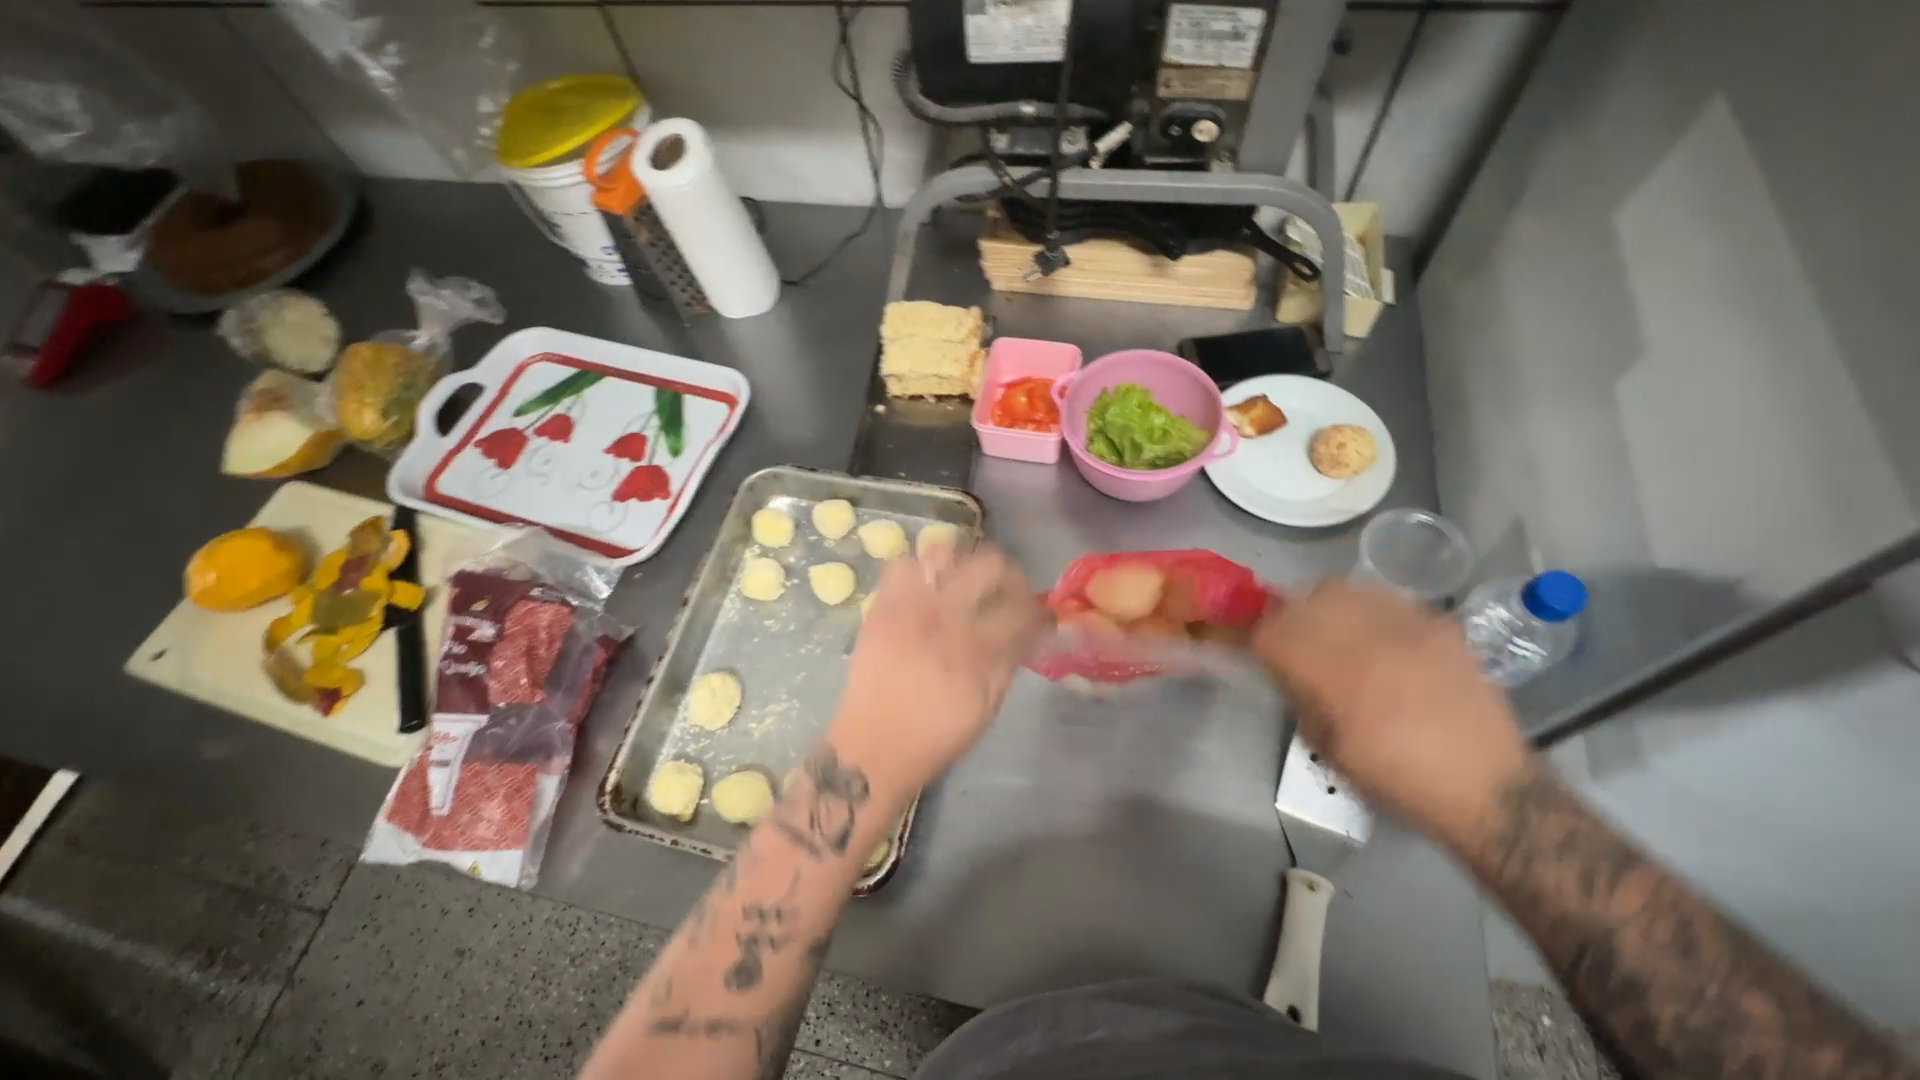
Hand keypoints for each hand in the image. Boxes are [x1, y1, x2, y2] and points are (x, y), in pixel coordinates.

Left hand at [831, 543, 1046, 798]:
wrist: (872, 747)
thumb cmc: (935, 737)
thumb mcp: (987, 708)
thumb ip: (1010, 662)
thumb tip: (1030, 631)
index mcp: (975, 649)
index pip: (1021, 609)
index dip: (1040, 611)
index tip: (1041, 616)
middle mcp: (943, 618)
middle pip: (989, 564)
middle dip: (1009, 575)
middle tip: (1008, 593)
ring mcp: (907, 607)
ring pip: (943, 552)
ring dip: (963, 565)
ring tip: (965, 586)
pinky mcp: (880, 607)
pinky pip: (902, 564)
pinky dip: (921, 568)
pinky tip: (928, 589)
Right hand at [1252, 580, 1533, 849]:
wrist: (1486, 786)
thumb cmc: (1397, 778)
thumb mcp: (1329, 746)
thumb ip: (1302, 697)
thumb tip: (1288, 670)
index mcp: (1333, 676)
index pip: (1272, 631)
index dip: (1253, 635)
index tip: (1248, 645)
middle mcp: (1366, 639)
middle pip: (1306, 598)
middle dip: (1287, 615)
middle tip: (1288, 640)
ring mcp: (1406, 626)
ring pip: (1346, 588)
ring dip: (1325, 606)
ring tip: (1330, 631)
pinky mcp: (1438, 625)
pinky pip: (1386, 599)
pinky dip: (1368, 610)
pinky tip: (1375, 637)